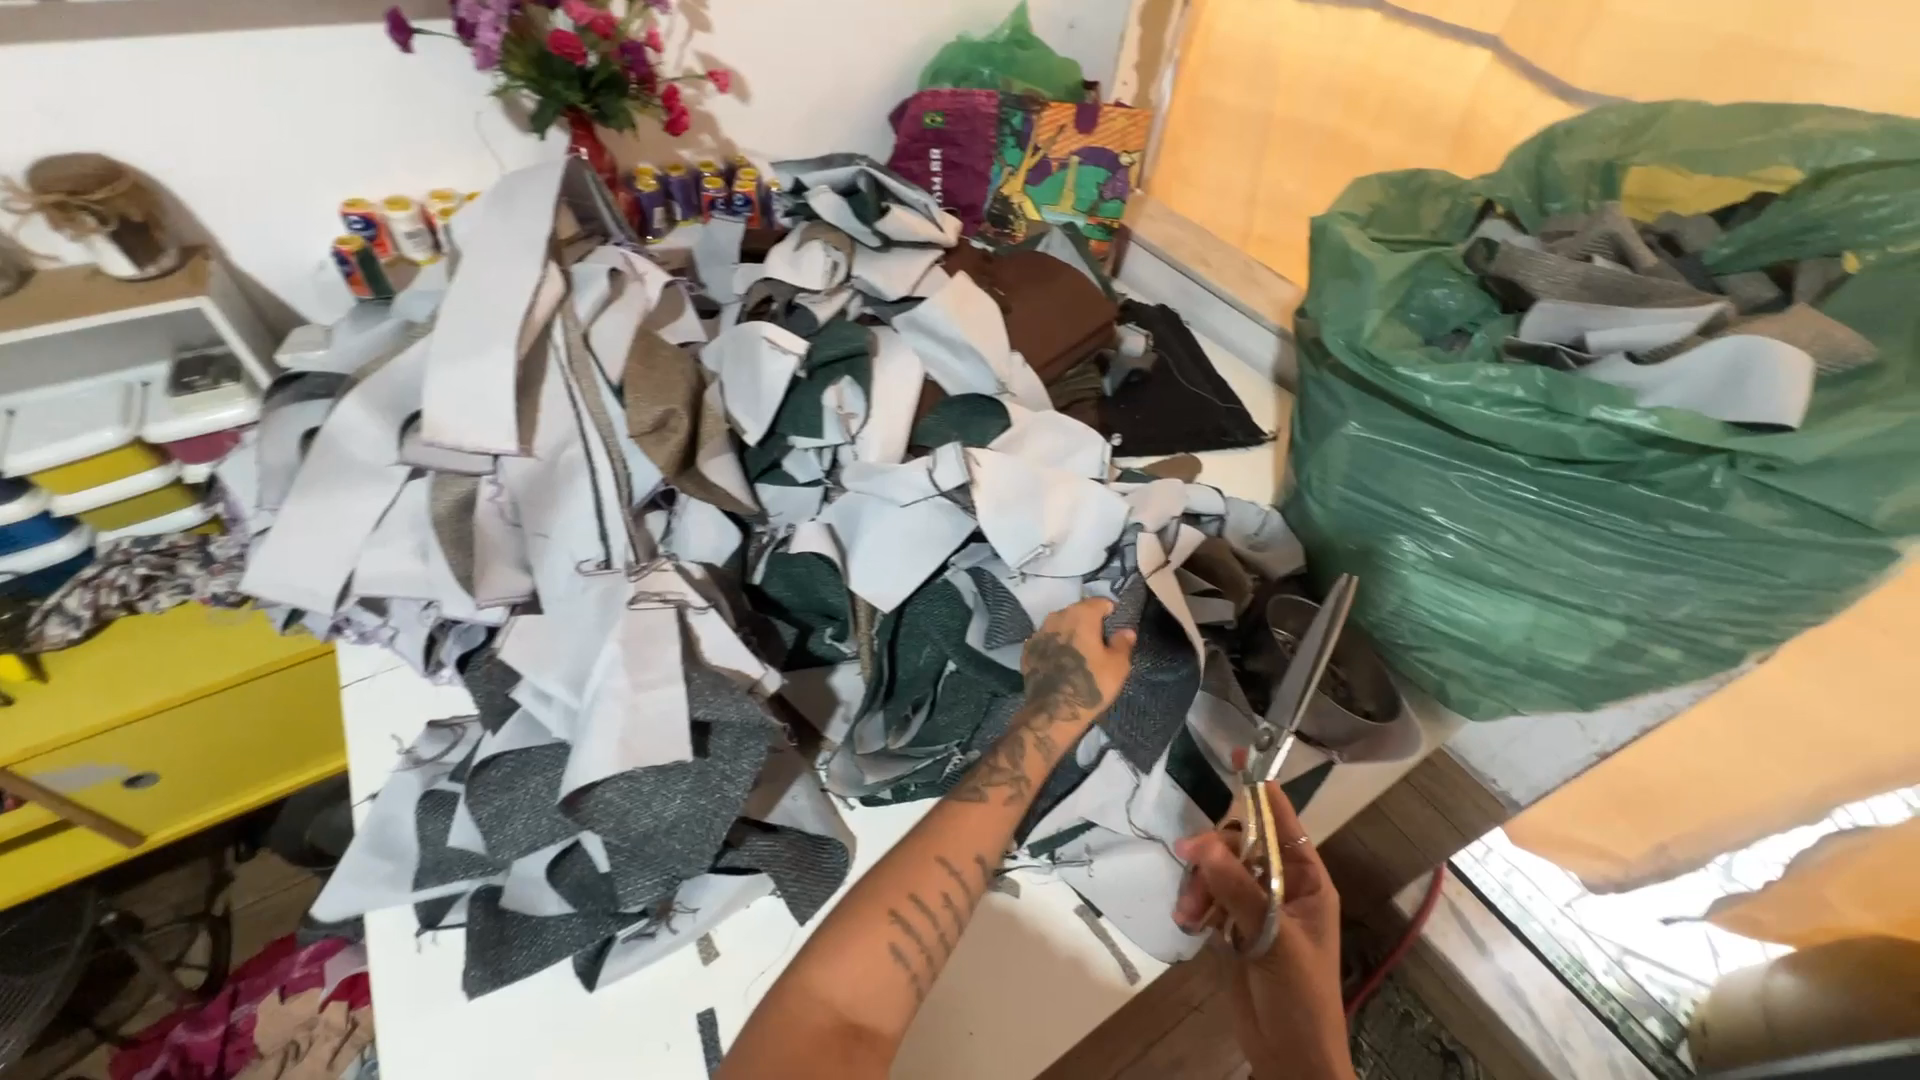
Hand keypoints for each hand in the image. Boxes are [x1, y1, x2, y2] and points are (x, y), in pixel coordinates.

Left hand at [1020, 598, 1136, 722]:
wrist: (1053, 710)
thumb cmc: (1091, 684)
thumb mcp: (1118, 665)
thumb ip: (1123, 643)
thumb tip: (1126, 631)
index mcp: (1081, 614)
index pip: (1099, 602)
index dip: (1110, 612)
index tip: (1116, 626)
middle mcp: (1057, 616)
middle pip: (1078, 612)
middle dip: (1089, 622)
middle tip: (1099, 642)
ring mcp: (1039, 632)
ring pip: (1060, 625)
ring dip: (1070, 633)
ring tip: (1080, 652)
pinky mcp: (1027, 649)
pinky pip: (1047, 640)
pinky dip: (1055, 646)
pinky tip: (1061, 662)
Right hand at [1173, 783, 1354, 1079]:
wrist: (1290, 1055)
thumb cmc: (1300, 995)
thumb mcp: (1273, 937)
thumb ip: (1236, 887)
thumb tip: (1198, 840)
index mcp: (1308, 882)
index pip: (1283, 823)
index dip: (1261, 791)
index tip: (1239, 757)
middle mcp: (1281, 886)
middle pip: (1239, 842)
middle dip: (1212, 854)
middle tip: (1190, 865)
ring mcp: (1255, 906)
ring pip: (1216, 868)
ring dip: (1198, 885)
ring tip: (1190, 915)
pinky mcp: (1232, 925)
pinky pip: (1206, 894)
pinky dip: (1195, 903)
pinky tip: (1191, 924)